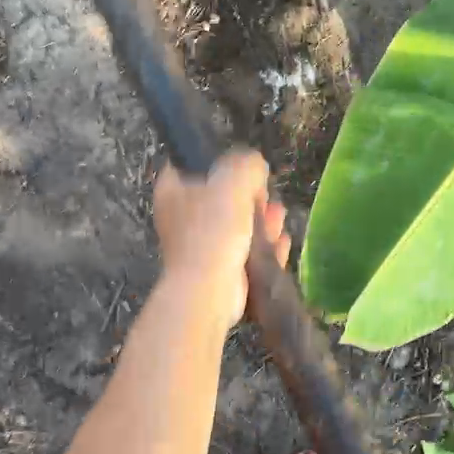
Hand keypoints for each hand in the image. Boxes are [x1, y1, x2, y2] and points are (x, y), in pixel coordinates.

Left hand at [152, 150, 289, 331]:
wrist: (209, 291)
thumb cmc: (213, 231)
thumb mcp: (232, 183)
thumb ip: (246, 165)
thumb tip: (256, 166)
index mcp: (173, 190)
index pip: (195, 164)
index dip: (222, 163)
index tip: (244, 169)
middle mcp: (182, 217)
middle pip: (222, 197)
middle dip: (252, 198)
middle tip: (267, 200)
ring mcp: (200, 246)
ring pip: (237, 226)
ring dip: (263, 223)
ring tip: (280, 222)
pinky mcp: (220, 271)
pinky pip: (246, 253)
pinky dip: (264, 249)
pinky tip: (281, 245)